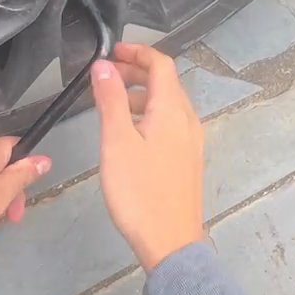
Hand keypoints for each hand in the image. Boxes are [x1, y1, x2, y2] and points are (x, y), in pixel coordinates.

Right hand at [88, 42, 205, 270]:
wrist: (170, 243)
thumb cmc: (140, 192)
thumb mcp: (117, 142)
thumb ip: (110, 99)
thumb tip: (103, 65)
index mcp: (172, 110)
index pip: (161, 64)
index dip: (137, 52)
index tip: (111, 52)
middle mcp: (188, 120)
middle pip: (166, 82)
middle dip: (136, 72)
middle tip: (105, 75)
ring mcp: (191, 141)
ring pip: (167, 104)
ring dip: (140, 94)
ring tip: (110, 103)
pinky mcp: (187, 160)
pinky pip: (169, 123)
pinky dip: (148, 114)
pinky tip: (128, 133)